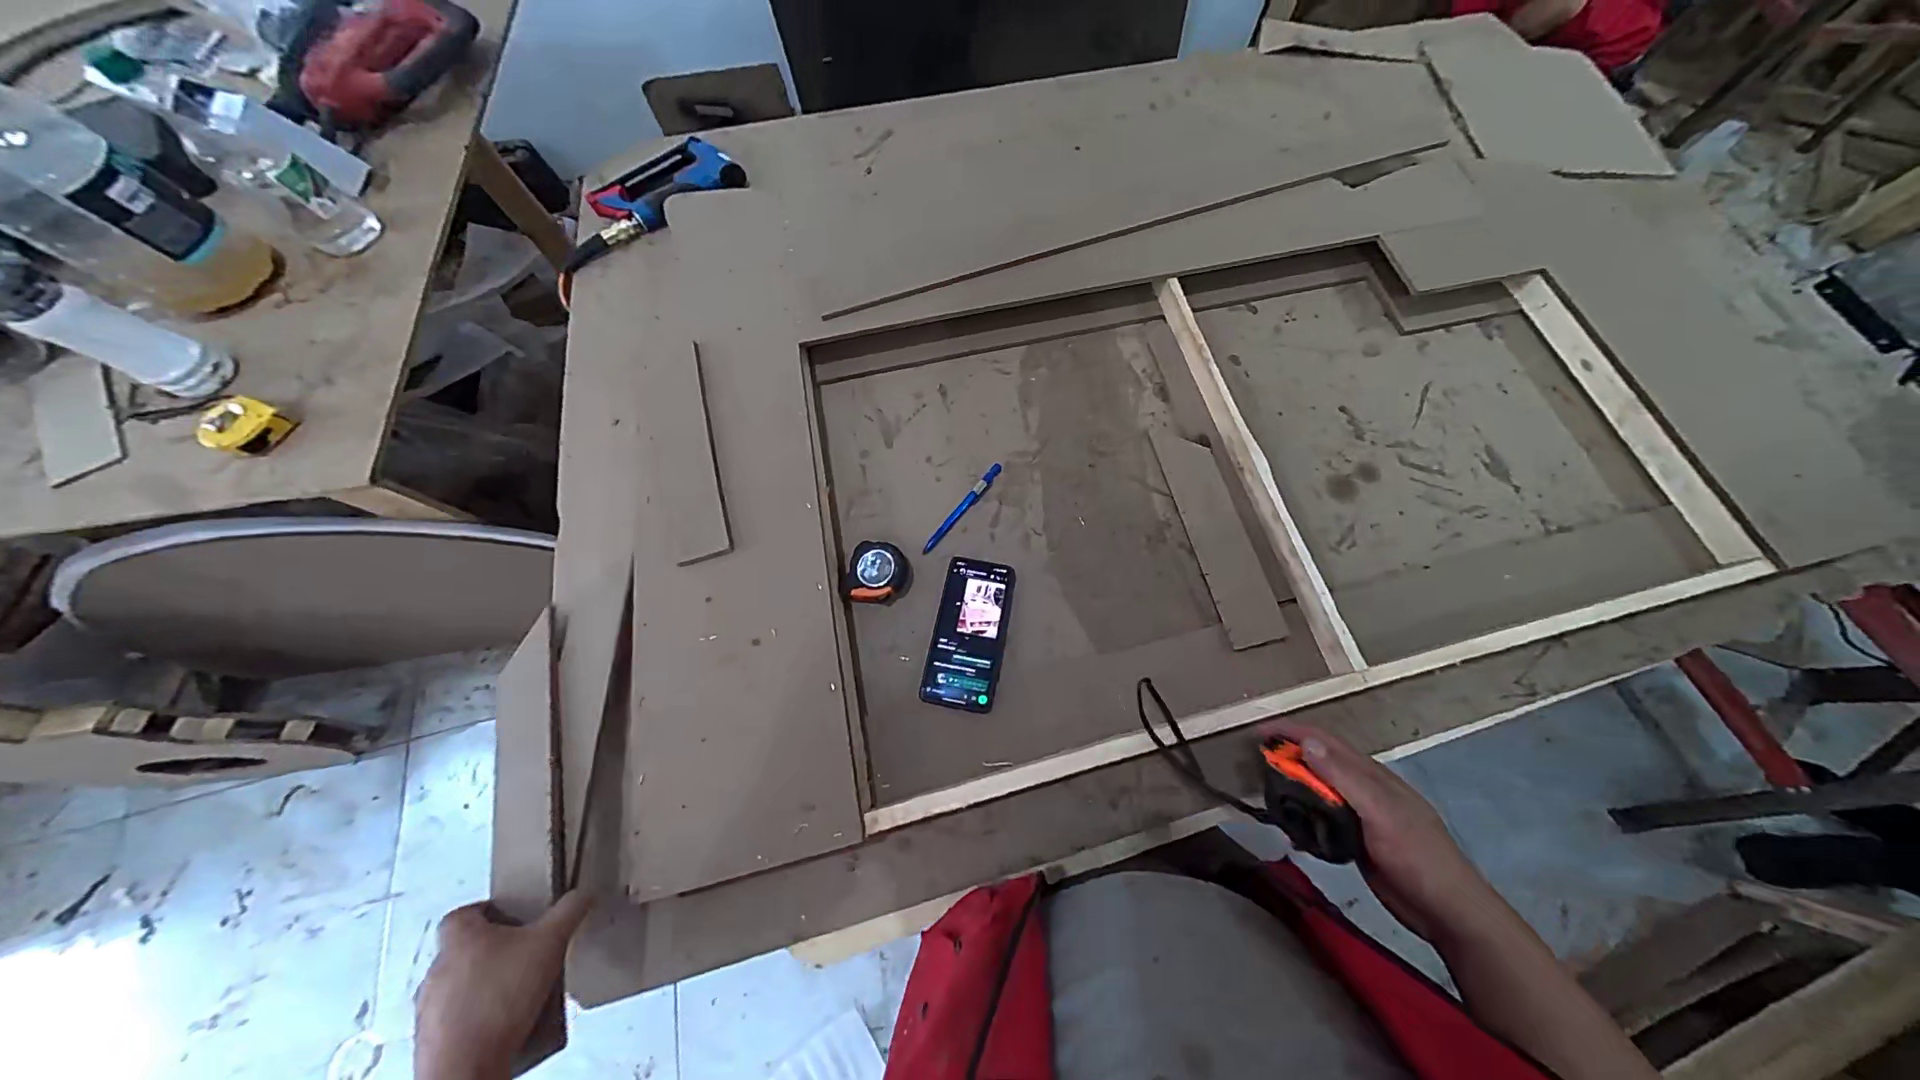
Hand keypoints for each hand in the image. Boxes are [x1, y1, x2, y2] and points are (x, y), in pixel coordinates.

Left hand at [414, 892, 593, 1079]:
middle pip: (464, 950)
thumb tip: (581, 894)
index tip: (512, 916)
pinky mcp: (430, 1042)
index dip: (488, 911)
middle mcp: (436, 971)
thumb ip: (569, 911)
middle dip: (494, 950)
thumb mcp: (551, 941)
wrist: (465, 1069)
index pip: (463, 913)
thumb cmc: (501, 998)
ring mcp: (428, 1010)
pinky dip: (479, 1018)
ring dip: (486, 985)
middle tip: (526, 953)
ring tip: (521, 992)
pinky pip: (457, 1019)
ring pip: (460, 986)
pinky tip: (507, 1024)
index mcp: (459, 940)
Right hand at [1261, 721, 1499, 943]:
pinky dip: (1302, 817)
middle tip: (1255, 761)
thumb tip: (1306, 741)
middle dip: (1287, 755)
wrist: (1448, 913)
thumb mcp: (1381, 813)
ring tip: (1267, 791)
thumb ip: (1344, 777)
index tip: (1259, 731)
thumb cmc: (1418, 858)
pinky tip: (1291, 829)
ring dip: (1292, 785)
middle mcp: (1364, 789)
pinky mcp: (1355, 839)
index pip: (1326, 742)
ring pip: (1318, 789)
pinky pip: (1321, 818)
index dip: (1292, 731)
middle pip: (1319, 762)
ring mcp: (1361, 815)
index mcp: (1372, 776)